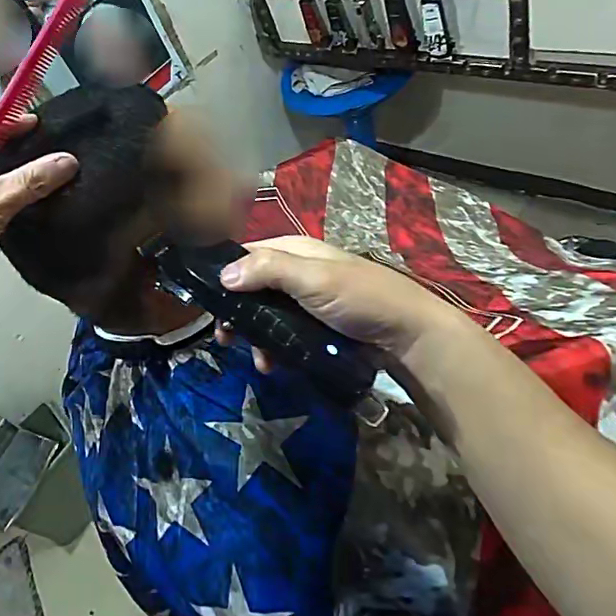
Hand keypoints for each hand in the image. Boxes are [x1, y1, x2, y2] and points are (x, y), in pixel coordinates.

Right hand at [214, 236, 469, 369]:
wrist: (408, 336)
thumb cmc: (361, 298)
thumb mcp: (314, 279)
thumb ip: (269, 271)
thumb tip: (223, 273)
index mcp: (298, 251)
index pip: (250, 253)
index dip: (226, 273)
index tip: (206, 301)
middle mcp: (300, 272)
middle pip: (255, 288)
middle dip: (238, 313)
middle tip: (224, 338)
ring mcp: (309, 302)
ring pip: (268, 316)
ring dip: (256, 337)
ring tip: (257, 359)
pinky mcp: (318, 329)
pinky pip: (286, 335)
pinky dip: (275, 348)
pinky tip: (273, 365)